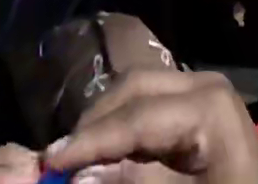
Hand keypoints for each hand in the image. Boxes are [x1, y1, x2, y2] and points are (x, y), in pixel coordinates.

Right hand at [42, 71, 257, 183]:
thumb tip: (82, 177)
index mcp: (207, 104)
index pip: (136, 116)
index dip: (91, 140)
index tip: (49, 161)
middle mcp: (203, 83)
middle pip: (133, 88)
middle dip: (95, 122)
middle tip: (60, 158)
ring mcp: (201, 90)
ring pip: (137, 89)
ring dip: (106, 120)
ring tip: (77, 154)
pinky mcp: (198, 105)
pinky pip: (151, 103)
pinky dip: (124, 124)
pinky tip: (106, 149)